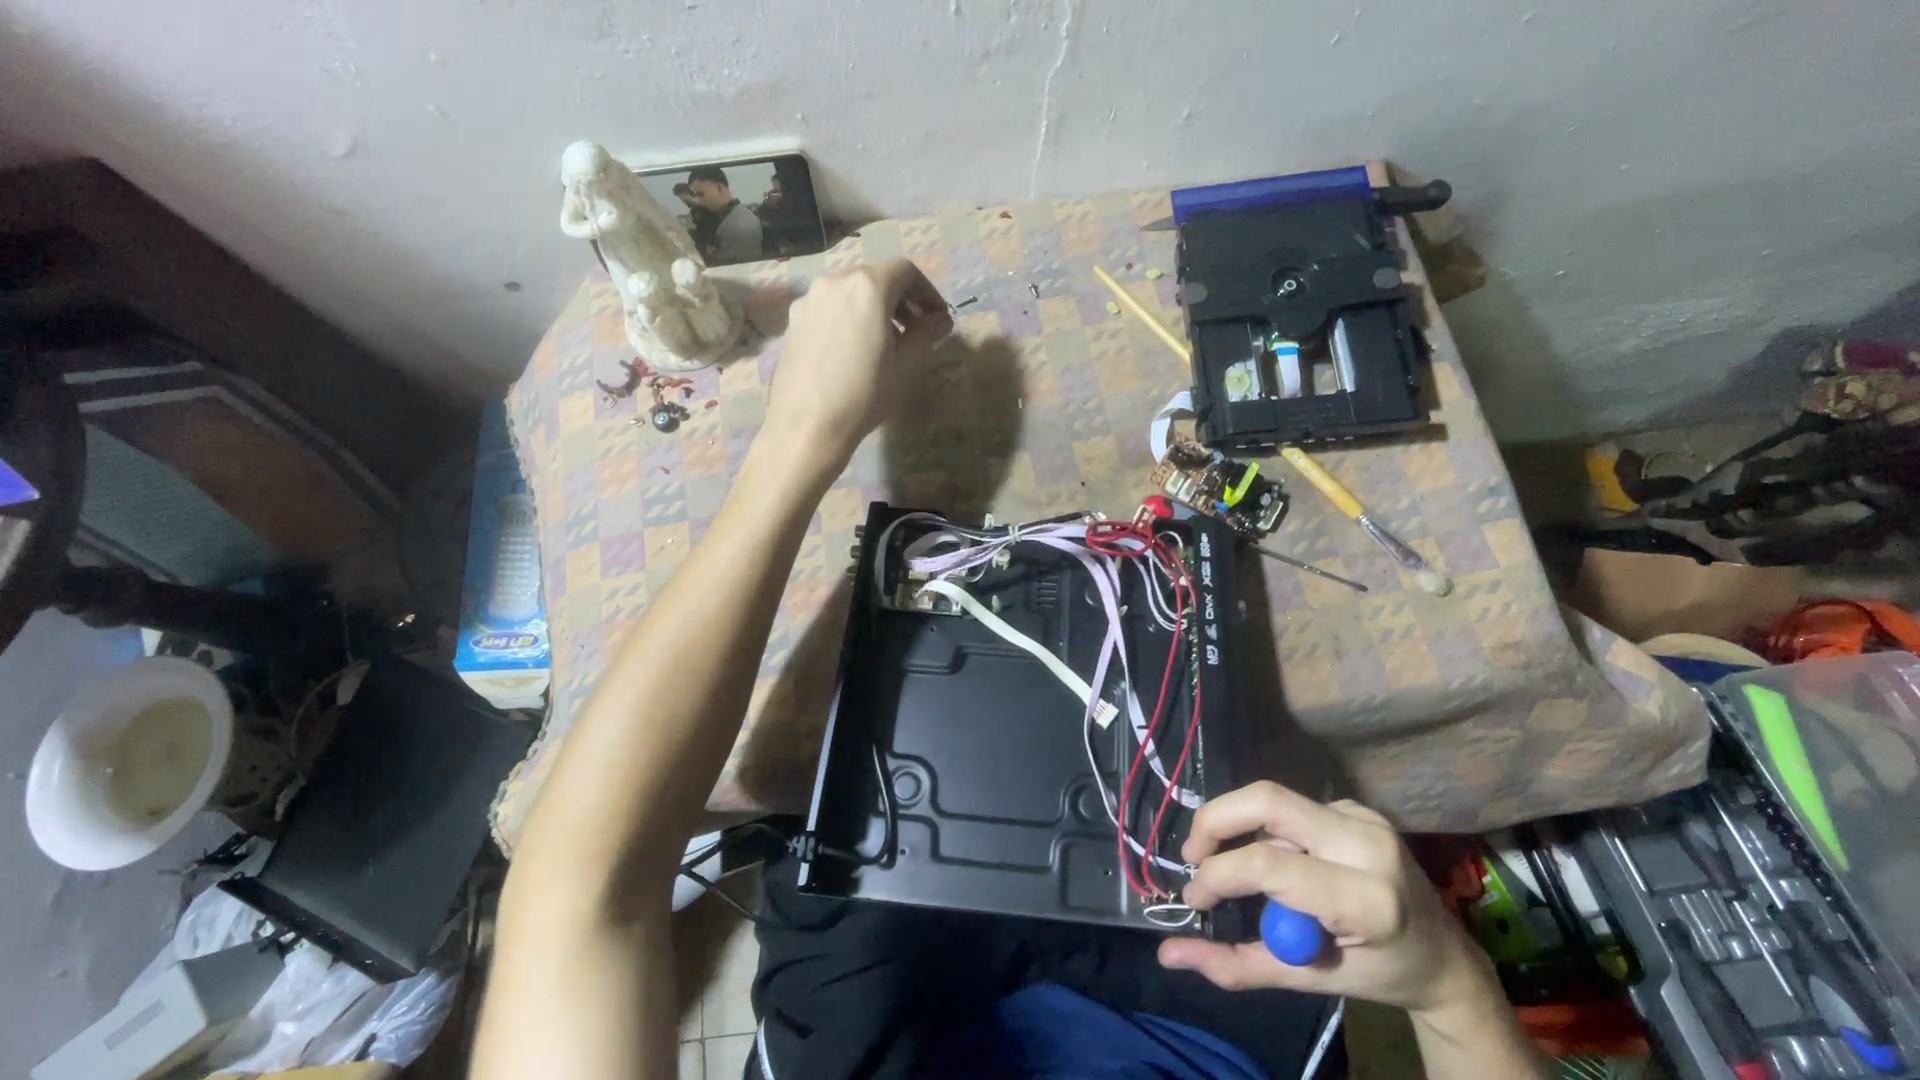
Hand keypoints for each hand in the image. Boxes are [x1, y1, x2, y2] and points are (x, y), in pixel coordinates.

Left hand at [766, 258, 951, 465]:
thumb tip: (941, 319)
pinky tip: (852, 349)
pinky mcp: (793, 321)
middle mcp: (834, 281)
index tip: (936, 317)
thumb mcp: (906, 364)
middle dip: (900, 299)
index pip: (905, 271)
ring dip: (873, 307)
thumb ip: (927, 333)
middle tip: (914, 329)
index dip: (926, 291)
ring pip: (849, 291)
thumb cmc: (864, 394)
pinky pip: (829, 308)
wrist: (807, 425)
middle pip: (875, 277)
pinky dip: (848, 317)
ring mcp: (809, 300)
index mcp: (867, 286)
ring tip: (884, 341)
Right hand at [1156, 781, 1494, 1017]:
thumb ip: (1236, 964)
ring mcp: (1366, 818)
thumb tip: (1169, 954)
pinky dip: (1267, 830)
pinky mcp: (1358, 807)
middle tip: (1193, 855)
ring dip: (1239, 828)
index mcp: (1365, 899)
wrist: (1442, 955)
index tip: (1195, 899)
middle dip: (1216, 821)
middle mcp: (1368, 845)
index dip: (1219, 876)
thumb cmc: (1375, 974)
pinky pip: (1292, 808)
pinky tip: (1281, 860)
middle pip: (1268, 801)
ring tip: (1237, 869)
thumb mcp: (1306, 978)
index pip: (1270, 866)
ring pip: (1274, 801)